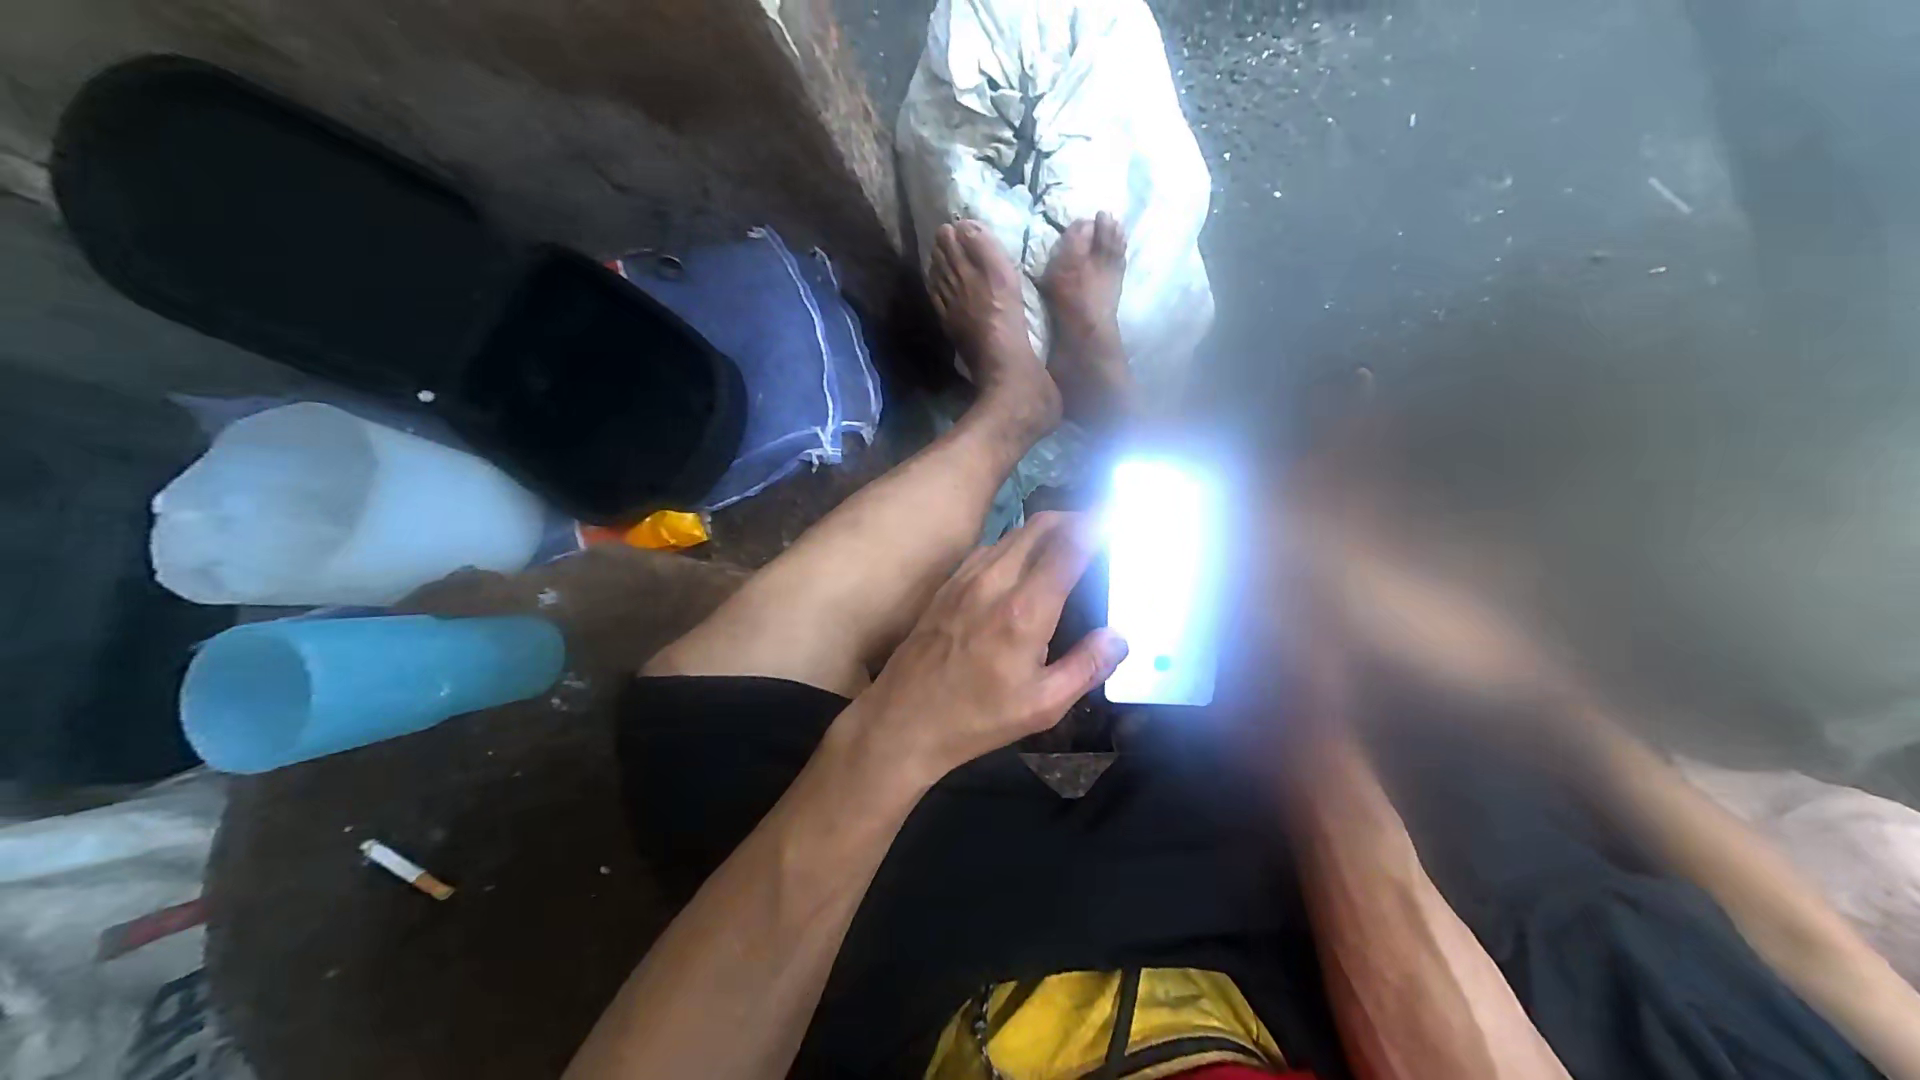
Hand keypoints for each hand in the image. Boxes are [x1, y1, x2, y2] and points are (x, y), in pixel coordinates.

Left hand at [847, 512, 1128, 785]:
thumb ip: (1087, 667)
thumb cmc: (977, 718)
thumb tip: (1119, 636)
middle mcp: (995, 581)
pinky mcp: (947, 585)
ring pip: (1013, 533)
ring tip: (1066, 543)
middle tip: (1097, 528)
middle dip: (1074, 519)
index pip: (1068, 547)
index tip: (1117, 515)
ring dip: (1044, 529)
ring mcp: (966, 579)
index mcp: (1024, 610)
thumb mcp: (1043, 705)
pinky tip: (1023, 564)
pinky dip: (1015, 544)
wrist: (903, 719)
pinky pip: (989, 548)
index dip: (1097, 525)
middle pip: (1040, 526)